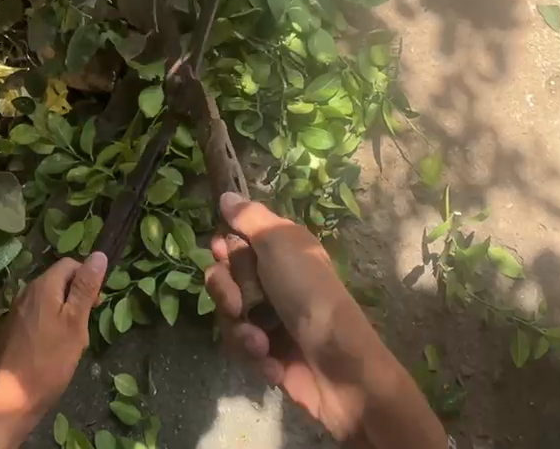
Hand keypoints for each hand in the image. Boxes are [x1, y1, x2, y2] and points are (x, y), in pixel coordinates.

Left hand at [0, 252, 106, 448]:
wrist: (6, 402)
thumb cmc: (47, 362)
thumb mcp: (74, 324)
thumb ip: (85, 288)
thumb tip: (99, 254)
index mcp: (43, 285)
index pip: (71, 264)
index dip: (87, 278)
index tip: (96, 306)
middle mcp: (26, 291)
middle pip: (59, 281)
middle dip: (76, 300)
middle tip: (83, 330)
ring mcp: (16, 311)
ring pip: (49, 301)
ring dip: (64, 315)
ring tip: (70, 345)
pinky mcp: (11, 329)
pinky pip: (37, 316)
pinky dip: (50, 327)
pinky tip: (52, 352)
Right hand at [204, 193, 443, 447]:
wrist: (338, 365)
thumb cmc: (309, 292)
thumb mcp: (280, 243)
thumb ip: (249, 217)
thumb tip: (226, 194)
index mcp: (278, 248)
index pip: (234, 239)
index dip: (223, 247)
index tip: (221, 252)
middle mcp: (270, 278)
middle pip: (222, 277)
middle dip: (226, 293)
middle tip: (239, 305)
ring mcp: (267, 316)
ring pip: (227, 314)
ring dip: (241, 330)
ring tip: (261, 343)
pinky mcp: (266, 351)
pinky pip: (239, 347)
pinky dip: (253, 354)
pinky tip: (272, 362)